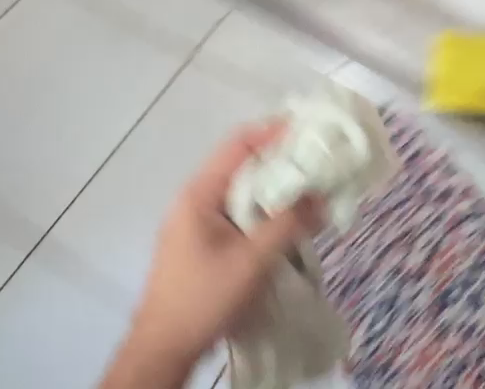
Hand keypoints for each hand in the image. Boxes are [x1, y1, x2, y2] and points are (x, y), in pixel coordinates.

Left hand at [102, 122, 320, 388]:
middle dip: (280, 160)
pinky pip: (236, 211)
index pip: (239, 144)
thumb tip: (322, 196)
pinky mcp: (200, 243)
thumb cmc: (203, 298)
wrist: (162, 351)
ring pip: (240, 190)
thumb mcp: (252, 260)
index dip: (274, 132)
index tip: (309, 132)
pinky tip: (284, 221)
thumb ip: (289, 223)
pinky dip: (262, 208)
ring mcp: (194, 222)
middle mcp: (194, 199)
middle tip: (316, 161)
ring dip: (273, 187)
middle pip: (241, 164)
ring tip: (307, 189)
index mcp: (199, 193)